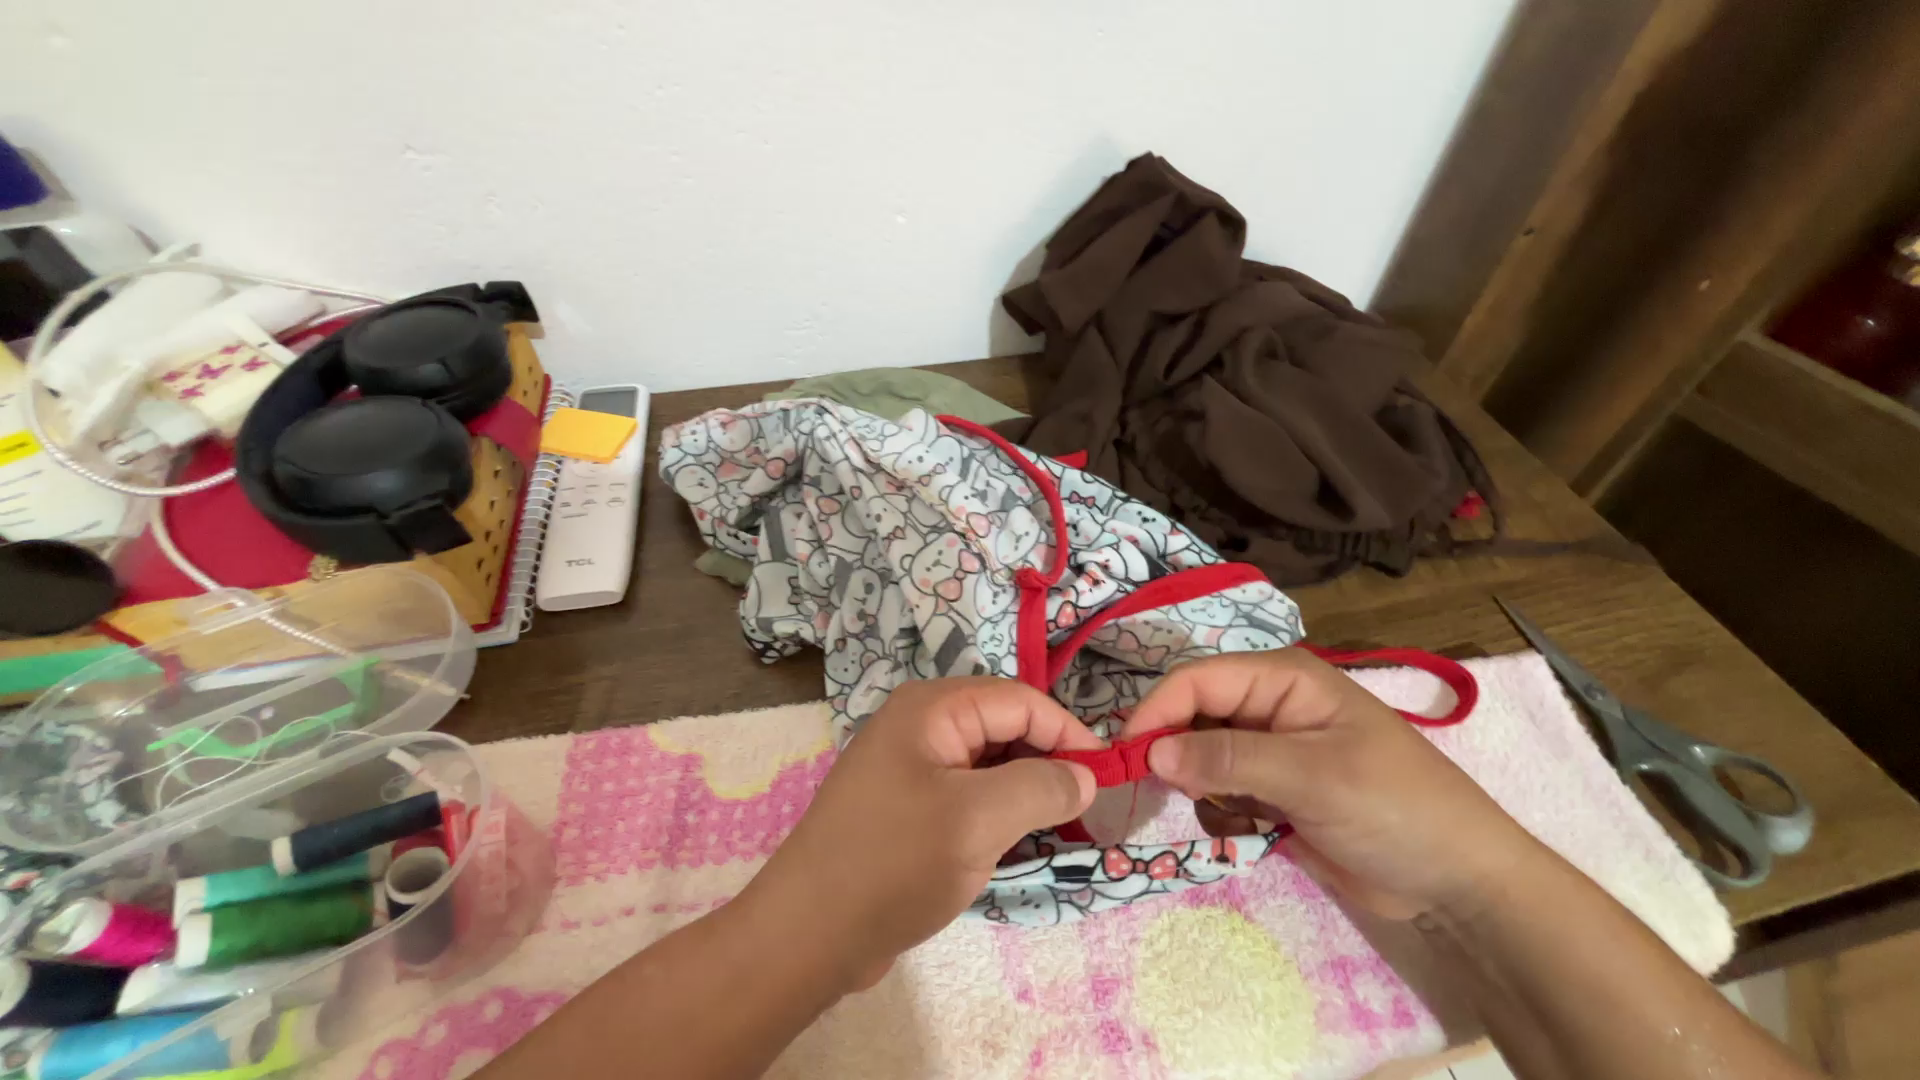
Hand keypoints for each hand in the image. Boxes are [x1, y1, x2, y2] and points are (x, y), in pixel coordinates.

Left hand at [738, 677, 1098, 988]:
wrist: (807, 935)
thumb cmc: (894, 864)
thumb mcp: (978, 820)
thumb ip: (1040, 787)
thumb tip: (1085, 777)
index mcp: (932, 708)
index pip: (1019, 701)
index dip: (1068, 734)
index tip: (1107, 778)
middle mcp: (920, 725)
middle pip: (1004, 726)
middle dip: (1048, 761)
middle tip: (1088, 808)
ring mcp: (910, 766)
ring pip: (988, 762)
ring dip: (1025, 788)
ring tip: (1061, 826)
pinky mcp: (907, 806)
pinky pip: (967, 793)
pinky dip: (998, 810)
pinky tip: (1018, 840)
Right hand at [1119, 648, 1542, 919]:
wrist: (1457, 882)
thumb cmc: (1395, 808)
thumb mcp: (1313, 775)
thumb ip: (1229, 758)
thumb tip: (1150, 752)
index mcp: (1282, 678)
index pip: (1196, 680)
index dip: (1156, 711)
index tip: (1123, 757)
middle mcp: (1267, 705)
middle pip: (1190, 715)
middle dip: (1172, 752)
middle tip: (1164, 794)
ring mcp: (1268, 750)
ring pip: (1197, 756)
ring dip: (1199, 788)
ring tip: (1234, 816)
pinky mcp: (1270, 792)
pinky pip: (1217, 792)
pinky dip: (1218, 812)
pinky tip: (1250, 831)